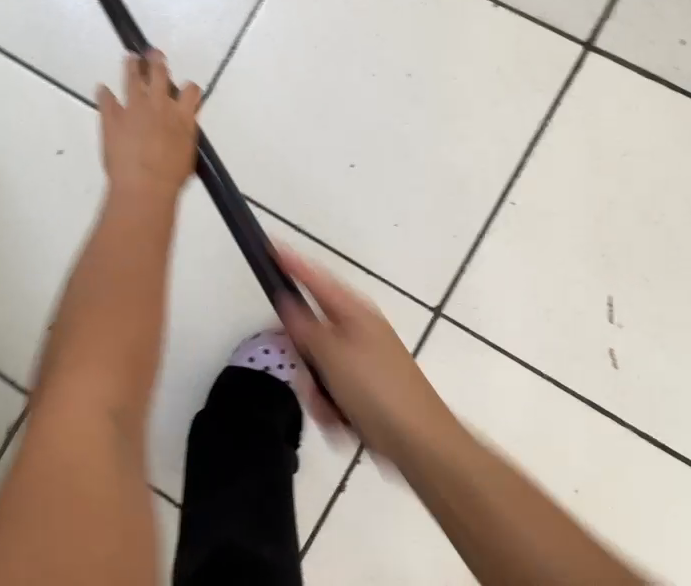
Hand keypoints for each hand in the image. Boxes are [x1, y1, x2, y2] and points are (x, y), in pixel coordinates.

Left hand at [96, 51, 200, 207]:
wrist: (144, 186)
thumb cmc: (171, 177)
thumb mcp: (187, 153)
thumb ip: (184, 134)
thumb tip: (182, 127)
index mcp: (182, 115)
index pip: (191, 91)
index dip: (189, 87)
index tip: (185, 87)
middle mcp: (159, 105)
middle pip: (160, 74)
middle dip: (157, 61)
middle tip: (153, 53)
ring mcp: (133, 108)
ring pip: (132, 78)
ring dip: (131, 66)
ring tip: (129, 58)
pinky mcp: (112, 117)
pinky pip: (106, 100)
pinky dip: (103, 93)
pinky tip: (101, 88)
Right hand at [275, 246, 460, 462]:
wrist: (422, 444)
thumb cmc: (377, 391)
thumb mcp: (332, 355)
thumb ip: (304, 327)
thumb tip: (285, 300)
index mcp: (353, 313)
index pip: (314, 278)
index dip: (290, 263)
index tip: (268, 247)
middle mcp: (358, 332)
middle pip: (311, 332)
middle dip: (304, 360)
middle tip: (306, 375)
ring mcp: (364, 363)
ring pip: (318, 367)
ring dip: (318, 391)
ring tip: (331, 410)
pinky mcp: (367, 392)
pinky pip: (333, 392)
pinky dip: (333, 408)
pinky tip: (344, 424)